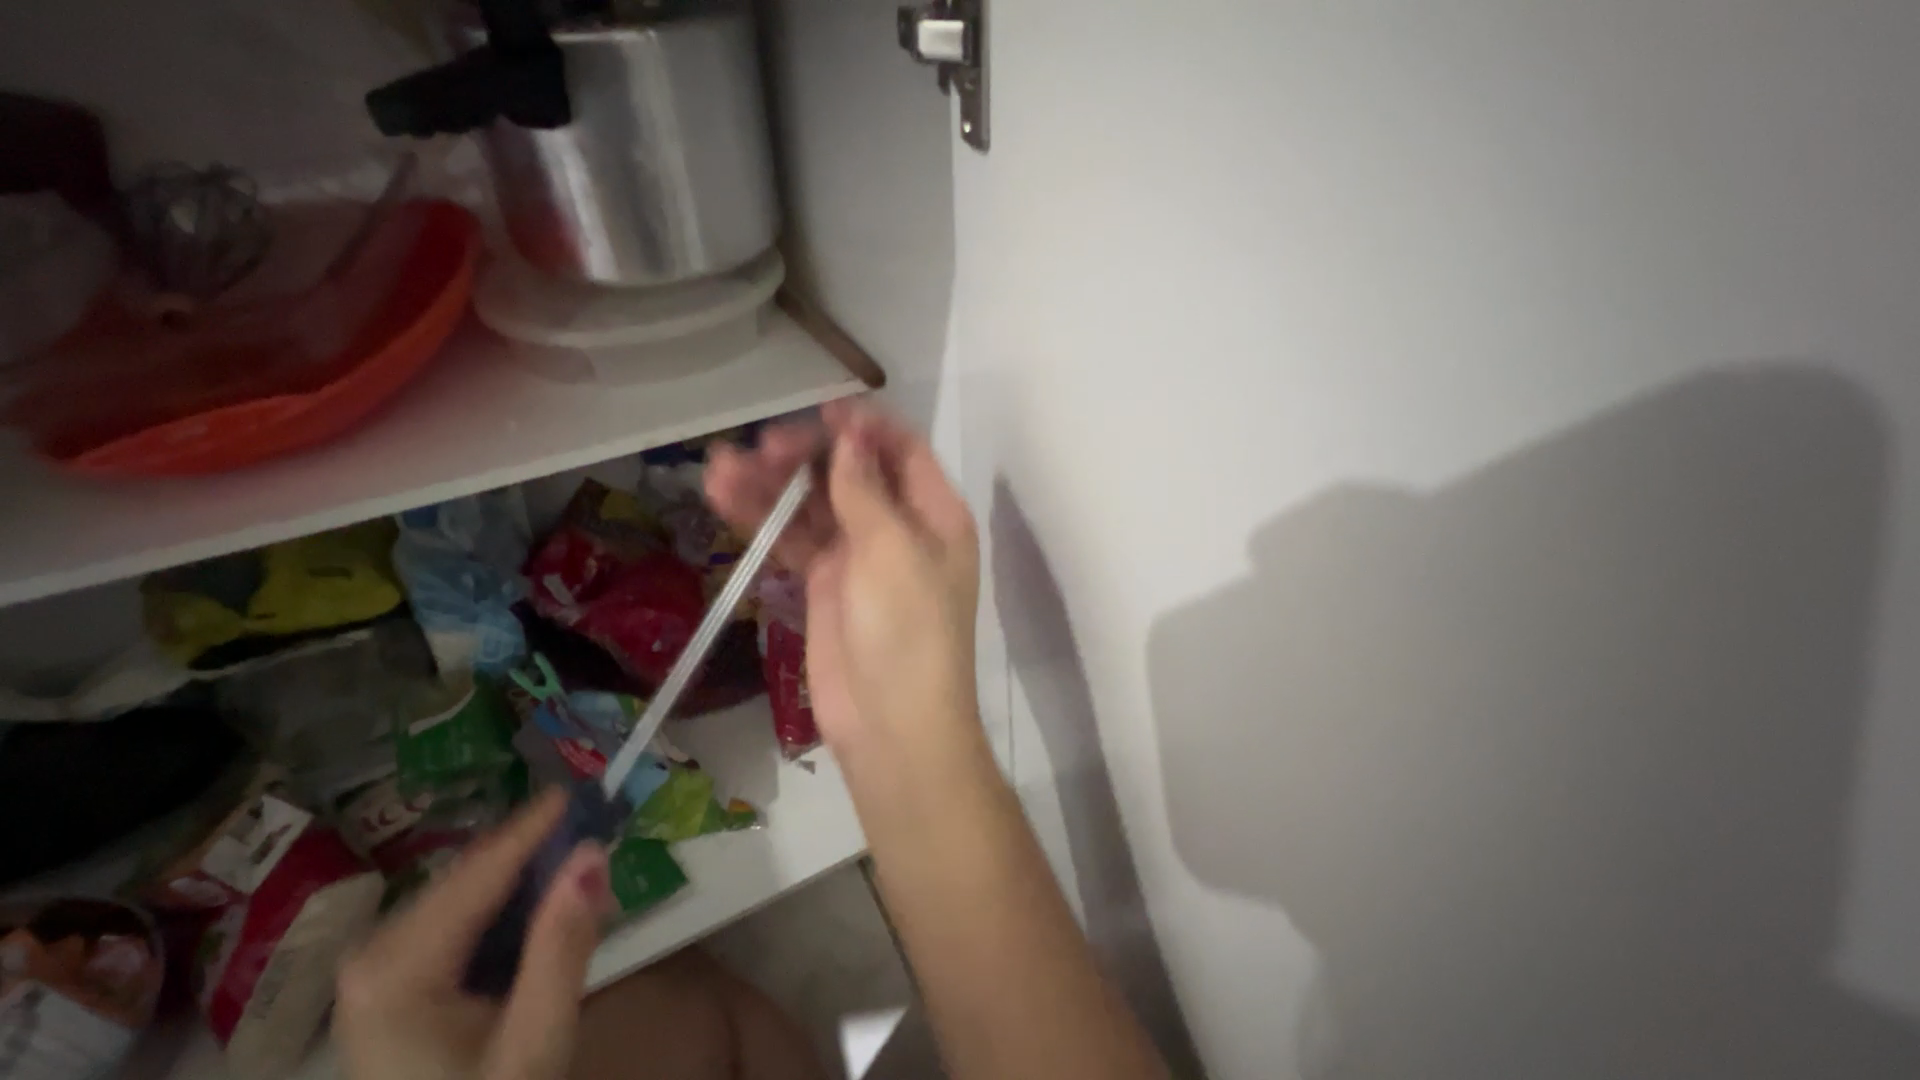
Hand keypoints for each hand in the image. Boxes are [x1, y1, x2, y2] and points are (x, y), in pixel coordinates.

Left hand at [336, 792, 615, 1079]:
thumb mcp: (536, 1040)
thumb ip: (563, 945)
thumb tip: (593, 852)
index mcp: (397, 967)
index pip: (480, 871)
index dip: (534, 826)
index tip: (579, 788)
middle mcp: (373, 953)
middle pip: (470, 876)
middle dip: (534, 853)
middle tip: (596, 837)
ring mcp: (377, 966)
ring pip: (465, 893)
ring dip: (525, 879)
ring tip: (580, 876)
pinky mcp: (391, 980)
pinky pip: (456, 919)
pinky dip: (505, 908)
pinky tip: (540, 916)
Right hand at [706, 400, 980, 760]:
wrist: (892, 726)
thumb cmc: (907, 631)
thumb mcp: (892, 551)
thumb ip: (866, 489)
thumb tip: (851, 432)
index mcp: (935, 515)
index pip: (902, 451)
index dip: (863, 426)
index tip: (817, 410)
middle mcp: (900, 529)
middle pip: (851, 473)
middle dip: (808, 455)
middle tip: (763, 448)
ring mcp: (860, 558)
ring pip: (815, 506)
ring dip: (773, 485)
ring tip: (721, 466)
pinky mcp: (826, 586)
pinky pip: (794, 541)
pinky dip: (763, 521)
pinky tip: (724, 497)